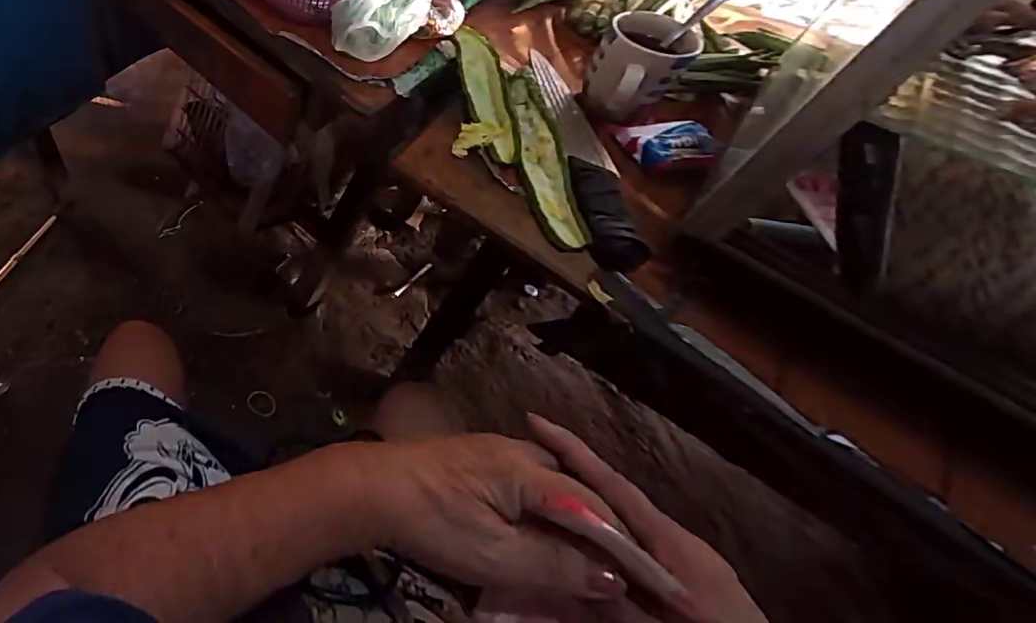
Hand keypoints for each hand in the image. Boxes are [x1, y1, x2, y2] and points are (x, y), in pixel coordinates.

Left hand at [370, 433, 634, 603]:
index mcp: (523, 468)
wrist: (371, 487)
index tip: (664, 585)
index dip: (627, 547)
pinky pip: (526, 485)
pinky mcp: (474, 462)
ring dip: (575, 518)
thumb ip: (557, 563)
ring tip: (598, 558)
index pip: (592, 506)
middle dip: (604, 528)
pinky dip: (546, 510)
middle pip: (574, 488)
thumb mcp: (497, 554)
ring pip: (550, 484)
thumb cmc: (433, 520)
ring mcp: (490, 452)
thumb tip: (612, 576)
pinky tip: (551, 534)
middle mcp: (511, 450)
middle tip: (631, 572)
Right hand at [528, 414, 765, 622]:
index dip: (571, 449)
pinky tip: (591, 551)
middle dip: (573, 480)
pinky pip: (643, 549)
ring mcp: (698, 565)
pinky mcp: (702, 587)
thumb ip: (610, 594)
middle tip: (528, 468)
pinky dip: (612, 540)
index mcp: (676, 545)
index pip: (613, 484)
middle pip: (618, 501)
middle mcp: (686, 544)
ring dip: (591, 513)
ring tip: (548, 506)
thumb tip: (557, 555)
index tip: (533, 419)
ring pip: (629, 527)